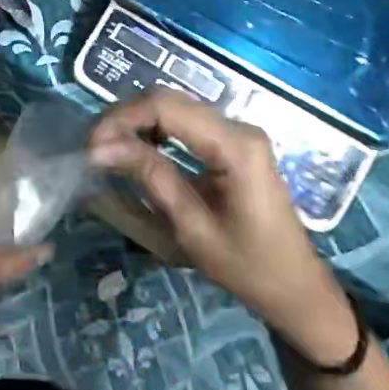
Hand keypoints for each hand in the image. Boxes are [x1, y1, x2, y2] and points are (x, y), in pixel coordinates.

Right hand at [89, 90, 357, 364]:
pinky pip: (184, 120)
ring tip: (109, 148)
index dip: (121, 119)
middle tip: (94, 147)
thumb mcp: (191, 227)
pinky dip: (153, 128)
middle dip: (124, 118)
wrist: (297, 289)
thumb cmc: (247, 267)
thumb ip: (150, 178)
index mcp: (235, 146)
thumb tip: (100, 147)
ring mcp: (237, 131)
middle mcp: (238, 127)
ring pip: (173, 105)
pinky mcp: (232, 141)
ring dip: (136, 121)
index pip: (165, 107)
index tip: (91, 146)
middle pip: (168, 99)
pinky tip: (137, 149)